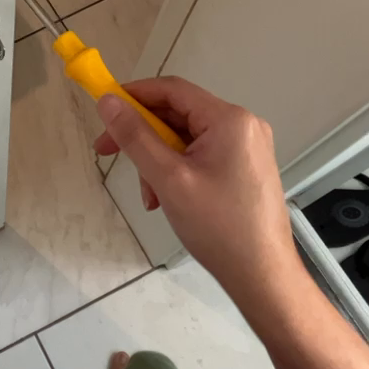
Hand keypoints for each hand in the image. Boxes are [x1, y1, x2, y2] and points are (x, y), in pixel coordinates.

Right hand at [92, 78, 300, 300]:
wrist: (264, 279)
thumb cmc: (218, 226)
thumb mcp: (168, 178)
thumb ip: (135, 135)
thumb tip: (107, 101)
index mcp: (229, 120)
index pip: (172, 90)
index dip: (134, 95)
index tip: (104, 111)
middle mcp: (242, 125)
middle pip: (177, 114)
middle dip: (142, 135)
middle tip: (108, 152)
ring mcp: (246, 147)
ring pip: (185, 138)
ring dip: (157, 159)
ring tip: (149, 195)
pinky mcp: (245, 168)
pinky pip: (199, 155)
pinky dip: (176, 170)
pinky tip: (166, 198)